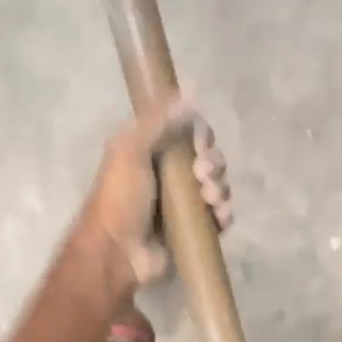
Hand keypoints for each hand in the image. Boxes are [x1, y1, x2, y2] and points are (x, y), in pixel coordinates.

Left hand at [83, 95, 233, 290]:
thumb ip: (159, 119)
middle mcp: (168, 175)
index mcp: (152, 151)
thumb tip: (190, 89)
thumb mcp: (131, 149)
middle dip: (213, 163)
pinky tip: (219, 217)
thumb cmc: (120, 198)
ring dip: (221, 188)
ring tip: (210, 199)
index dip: (201, 135)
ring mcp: (182, 206)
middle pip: (207, 159)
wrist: (118, 253)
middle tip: (202, 175)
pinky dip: (224, 214)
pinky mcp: (192, 231)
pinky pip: (219, 218)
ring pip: (216, 187)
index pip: (188, 133)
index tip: (199, 143)